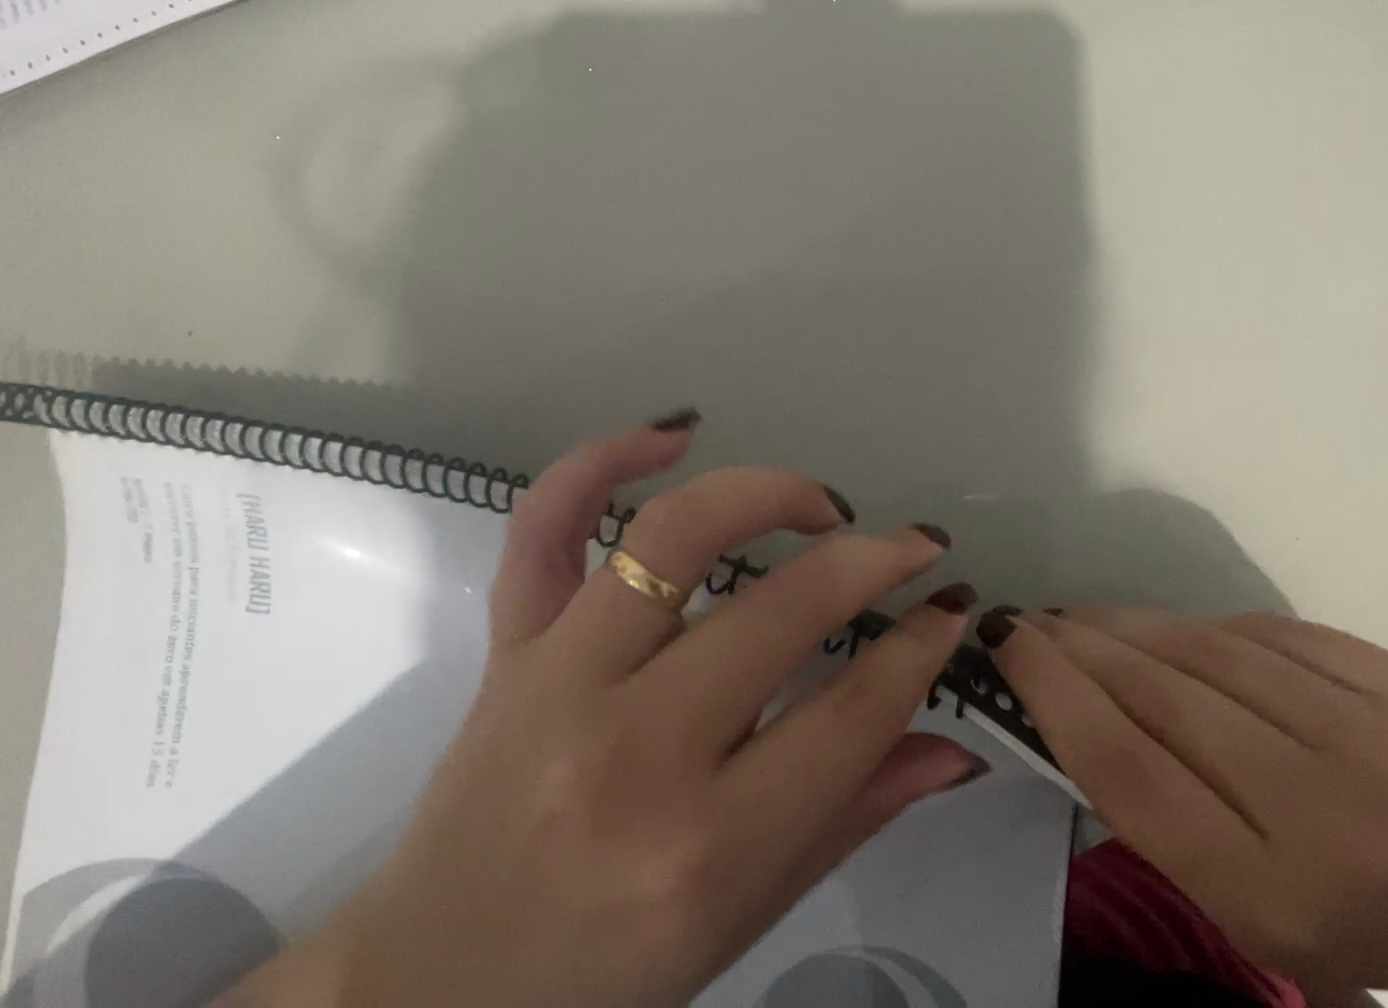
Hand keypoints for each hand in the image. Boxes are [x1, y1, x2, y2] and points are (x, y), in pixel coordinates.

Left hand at [229, 421, 986, 1007]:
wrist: (438, 979)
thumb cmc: (604, 968)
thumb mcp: (745, 916)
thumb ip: (849, 818)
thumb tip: (950, 745)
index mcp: (705, 846)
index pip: (851, 715)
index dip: (919, 649)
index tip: (949, 610)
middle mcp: (633, 750)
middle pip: (781, 614)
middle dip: (873, 561)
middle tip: (913, 547)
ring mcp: (558, 682)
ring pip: (672, 540)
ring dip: (764, 494)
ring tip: (818, 501)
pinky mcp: (507, 649)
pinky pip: (544, 528)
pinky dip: (600, 461)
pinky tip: (670, 433)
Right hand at [985, 607, 1387, 999]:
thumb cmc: (1320, 911)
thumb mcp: (1217, 893)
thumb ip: (1142, 801)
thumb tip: (1064, 691)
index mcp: (1269, 891)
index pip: (1132, 771)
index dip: (1057, 696)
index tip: (1007, 645)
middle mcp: (1330, 813)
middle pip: (1167, 700)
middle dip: (1081, 647)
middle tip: (1029, 621)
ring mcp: (1382, 740)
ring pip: (1214, 653)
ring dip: (1130, 625)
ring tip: (1082, 618)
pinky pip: (1271, 634)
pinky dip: (1205, 629)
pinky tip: (1175, 637)